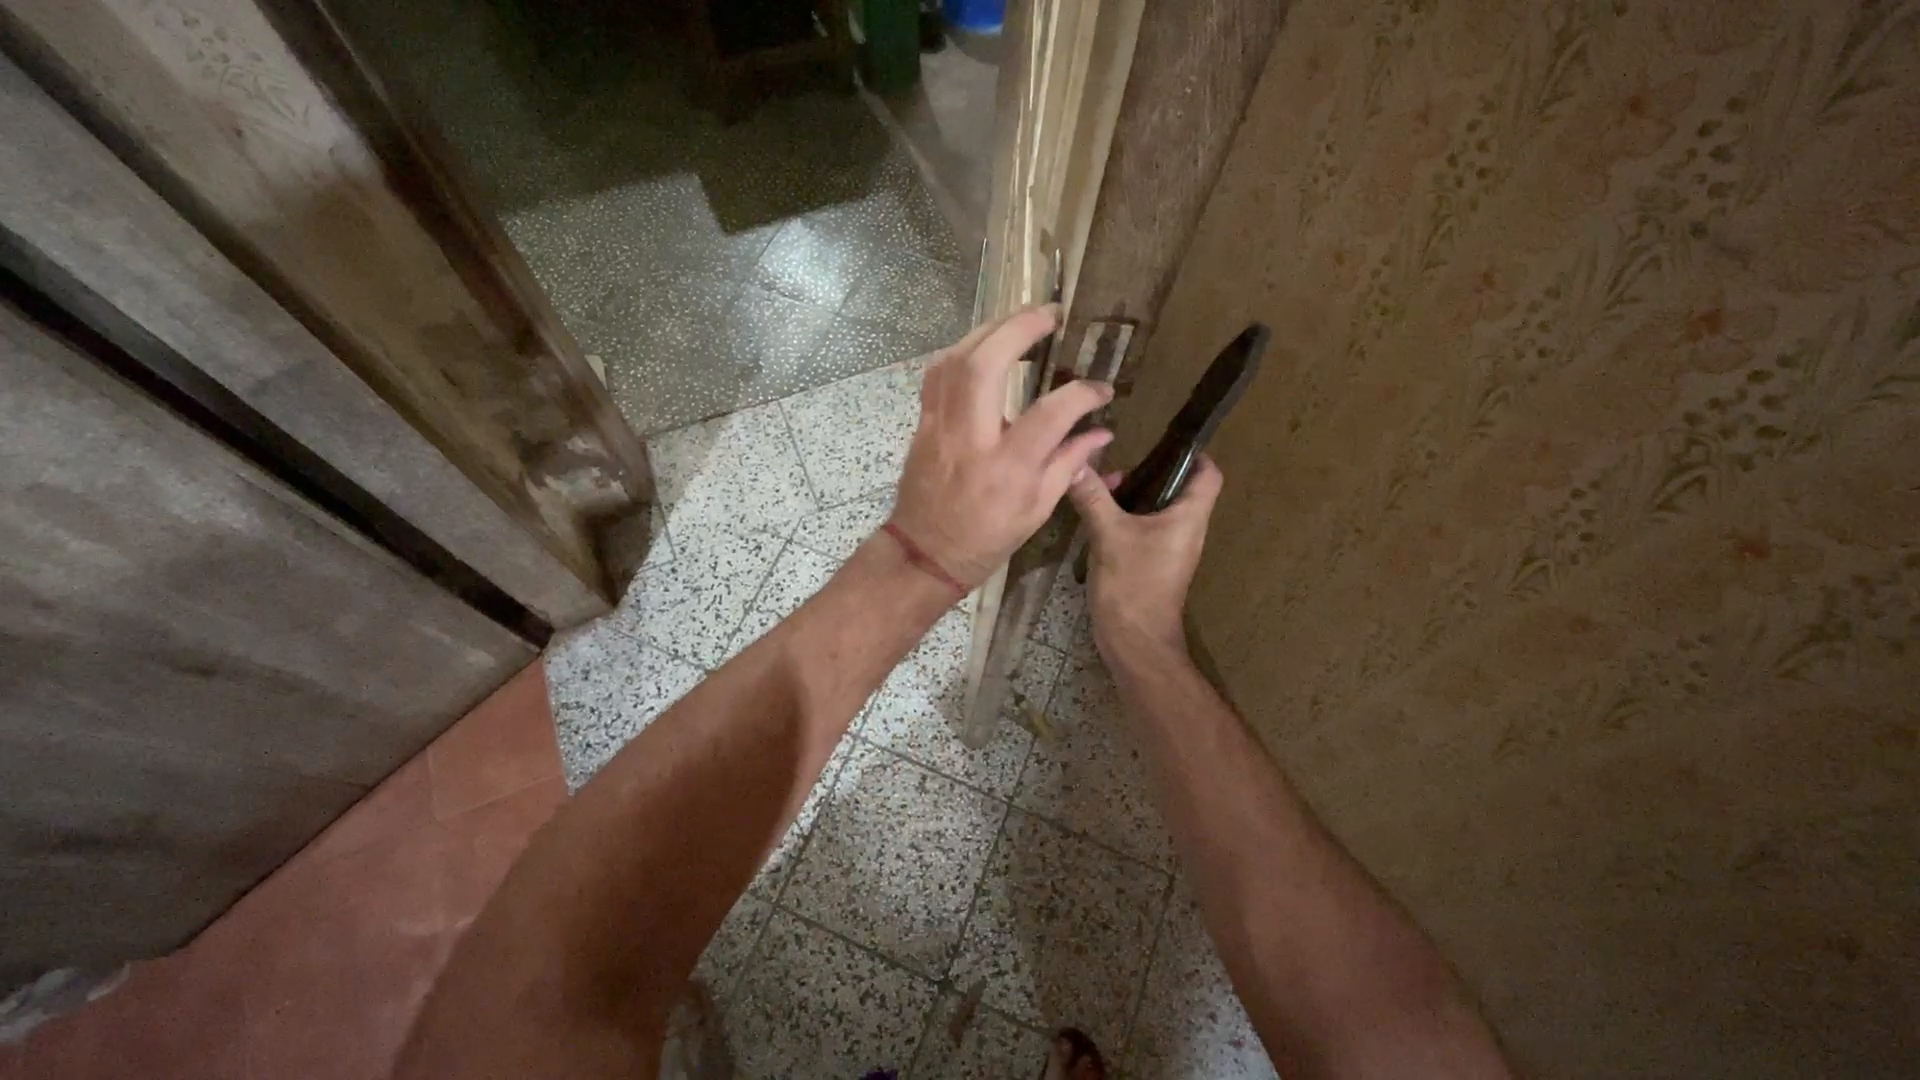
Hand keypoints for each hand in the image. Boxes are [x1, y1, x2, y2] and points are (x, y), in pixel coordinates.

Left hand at [889, 307, 1114, 588]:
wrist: (925, 552)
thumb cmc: (987, 538)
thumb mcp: (1037, 510)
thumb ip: (1068, 464)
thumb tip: (1101, 432)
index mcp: (1005, 469)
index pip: (1049, 415)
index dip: (1081, 395)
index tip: (1101, 389)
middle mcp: (969, 440)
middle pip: (985, 366)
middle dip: (1019, 329)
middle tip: (1050, 313)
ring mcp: (939, 427)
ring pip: (955, 361)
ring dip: (989, 331)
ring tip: (1020, 321)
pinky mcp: (923, 423)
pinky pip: (938, 374)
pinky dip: (963, 351)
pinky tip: (984, 344)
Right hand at [1067, 454, 1223, 655]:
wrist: (1135, 641)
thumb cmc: (1133, 584)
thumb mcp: (1109, 535)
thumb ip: (1094, 497)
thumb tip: (1075, 464)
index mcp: (1189, 517)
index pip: (1208, 474)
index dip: (1193, 455)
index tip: (1162, 443)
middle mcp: (1186, 530)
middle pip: (1178, 489)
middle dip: (1147, 474)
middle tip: (1114, 473)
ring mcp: (1170, 549)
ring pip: (1157, 510)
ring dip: (1132, 497)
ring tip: (1100, 493)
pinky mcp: (1152, 564)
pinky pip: (1144, 530)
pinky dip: (1126, 518)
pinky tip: (1097, 518)